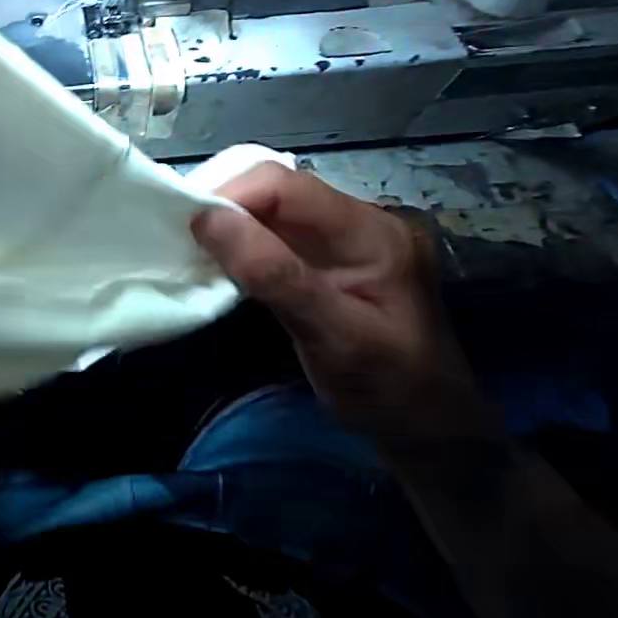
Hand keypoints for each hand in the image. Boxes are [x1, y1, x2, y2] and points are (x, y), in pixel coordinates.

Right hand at [192, 164, 493, 444]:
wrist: (432, 432)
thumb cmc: (390, 393)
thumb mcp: (334, 340)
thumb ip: (275, 276)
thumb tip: (207, 219)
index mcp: (373, 232)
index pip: (287, 185)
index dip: (232, 195)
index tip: (189, 227)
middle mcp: (362, 218)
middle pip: (279, 189)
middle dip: (228, 206)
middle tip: (186, 237)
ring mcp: (348, 234)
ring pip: (275, 207)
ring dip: (233, 222)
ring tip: (198, 247)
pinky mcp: (333, 253)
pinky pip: (280, 230)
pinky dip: (247, 240)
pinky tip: (227, 260)